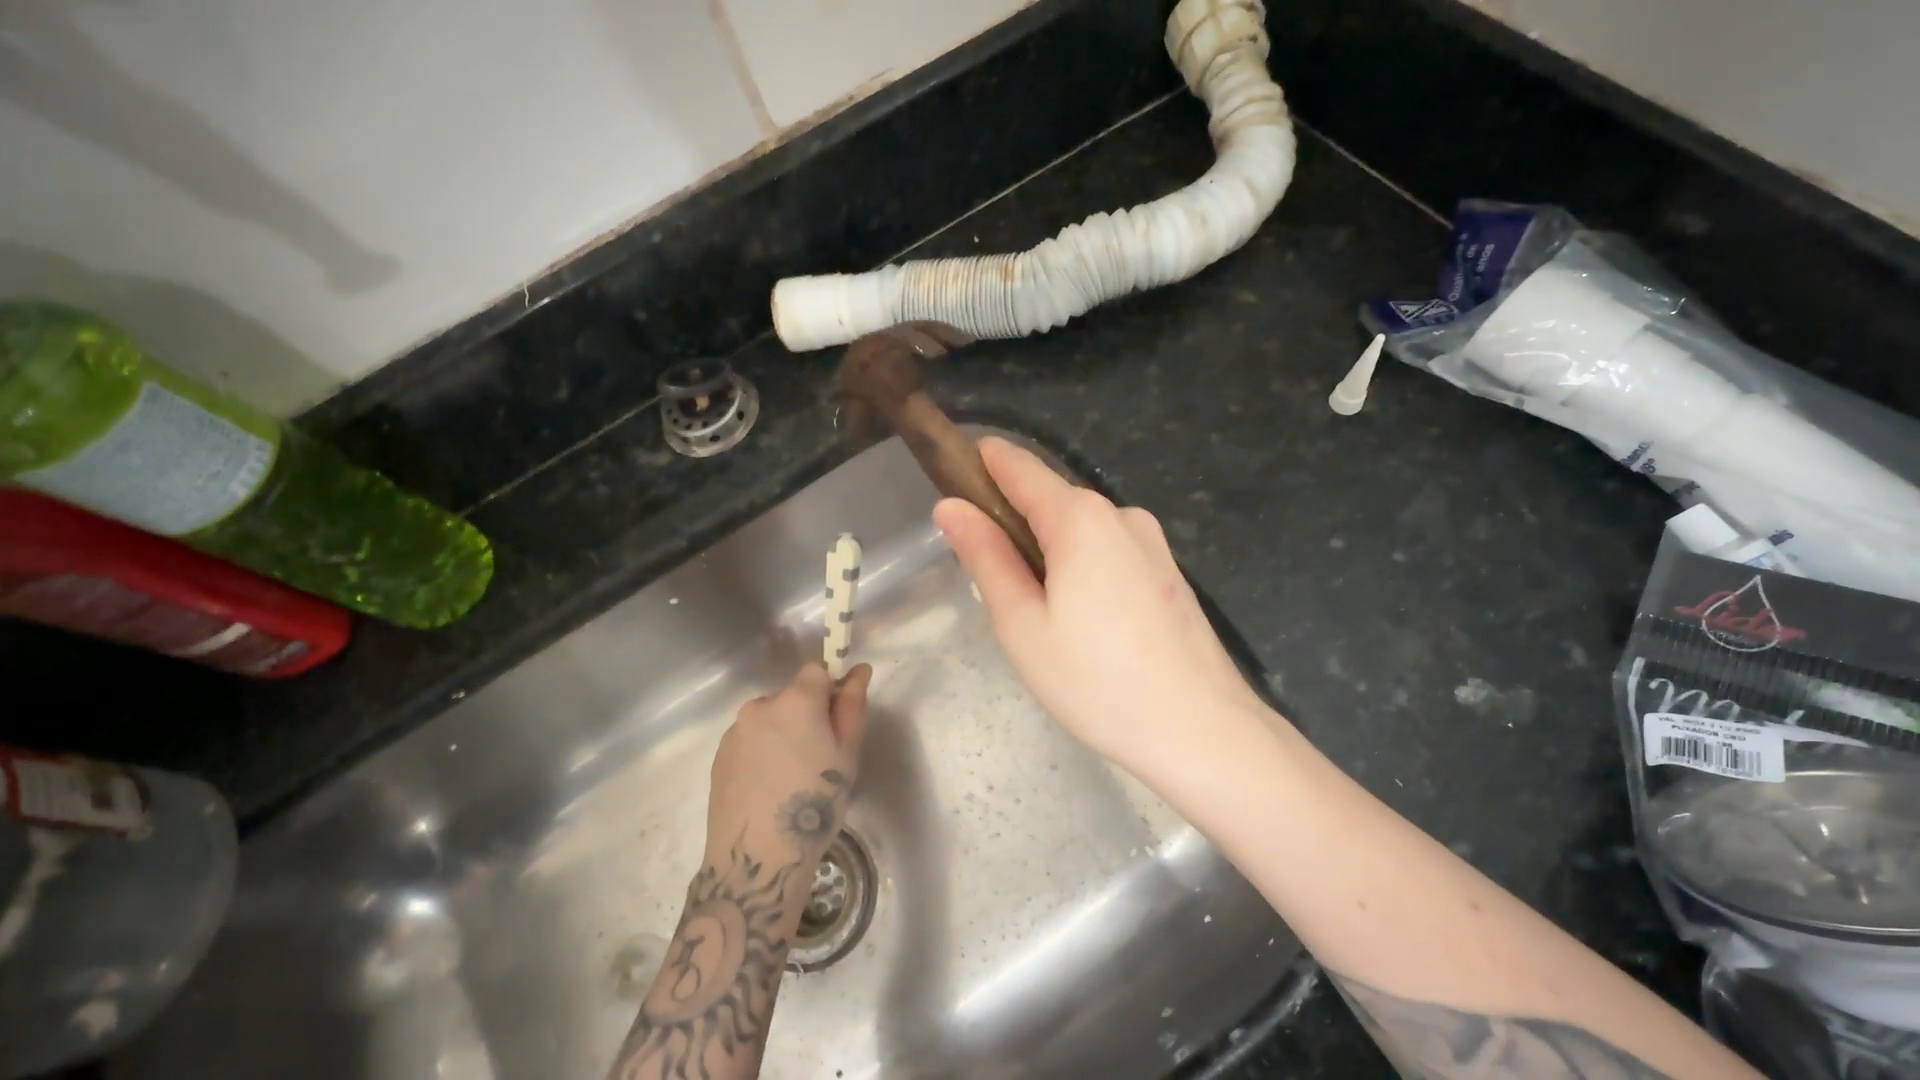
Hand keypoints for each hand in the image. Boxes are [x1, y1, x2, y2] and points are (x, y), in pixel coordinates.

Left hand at [705, 663, 872, 864]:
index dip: (830, 694)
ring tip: (790, 781)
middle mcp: (760, 706)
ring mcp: (735, 731)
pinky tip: (768, 790)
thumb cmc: (815, 803)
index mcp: (796, 701)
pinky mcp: (719, 756)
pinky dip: (761, 755)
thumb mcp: (847, 755)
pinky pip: (749, 742)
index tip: (836, 727)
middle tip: (817, 762)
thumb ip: (852, 706)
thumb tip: (858, 671)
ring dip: (781, 736)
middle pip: (791, 697)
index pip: (816, 672)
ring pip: (769, 721)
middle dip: (806, 718)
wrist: (758, 856)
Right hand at [934, 437, 1268, 770]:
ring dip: (1050, 553)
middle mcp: (1121, 515)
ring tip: (1036, 617)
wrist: (1202, 730)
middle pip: (1052, 500)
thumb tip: (950, 507)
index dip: (982, 464)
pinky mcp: (1169, 572)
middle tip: (988, 583)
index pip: (1019, 468)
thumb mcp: (1022, 624)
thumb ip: (986, 558)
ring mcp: (1152, 542)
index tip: (951, 472)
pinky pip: (1110, 552)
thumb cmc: (1097, 682)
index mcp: (1080, 519)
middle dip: (1014, 523)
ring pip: (1082, 531)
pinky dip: (1082, 569)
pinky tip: (1081, 624)